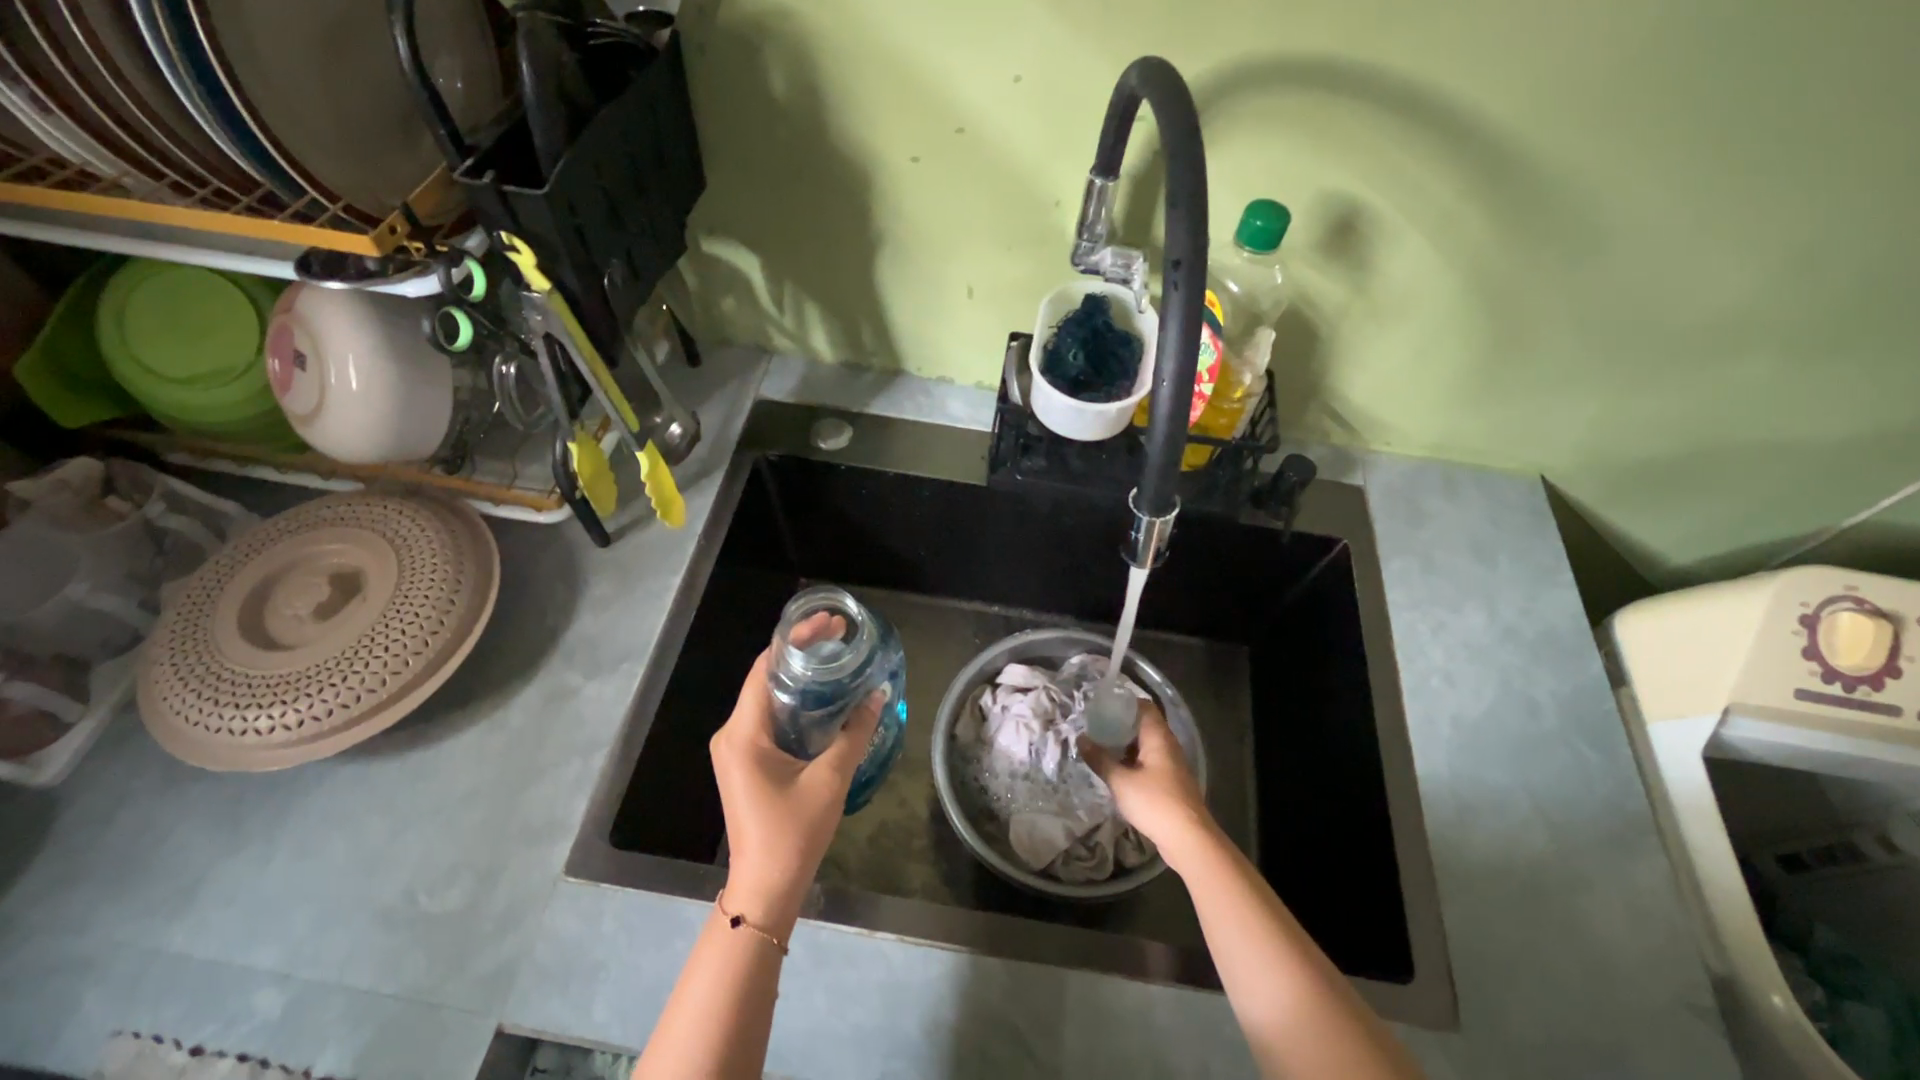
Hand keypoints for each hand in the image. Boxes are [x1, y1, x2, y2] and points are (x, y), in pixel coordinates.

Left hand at [709, 613, 881, 934]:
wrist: (766, 886)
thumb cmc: (794, 832)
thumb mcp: (830, 779)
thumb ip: (854, 733)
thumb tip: (877, 695)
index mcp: (744, 731)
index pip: (765, 667)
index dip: (797, 640)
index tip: (829, 624)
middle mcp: (732, 733)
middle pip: (765, 678)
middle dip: (802, 655)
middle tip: (841, 639)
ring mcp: (736, 749)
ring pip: (767, 699)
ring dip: (799, 680)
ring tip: (837, 662)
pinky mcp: (745, 763)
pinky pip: (768, 720)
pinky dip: (794, 704)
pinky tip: (824, 701)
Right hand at [1079, 700, 1218, 867]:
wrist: (1188, 838)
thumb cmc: (1154, 802)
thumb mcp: (1120, 781)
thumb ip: (1100, 758)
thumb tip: (1081, 739)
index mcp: (1159, 737)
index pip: (1144, 706)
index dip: (1123, 702)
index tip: (1100, 705)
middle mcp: (1168, 745)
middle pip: (1144, 725)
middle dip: (1119, 724)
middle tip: (1093, 726)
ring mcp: (1171, 764)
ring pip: (1145, 745)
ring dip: (1124, 745)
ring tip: (1099, 745)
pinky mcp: (1170, 782)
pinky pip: (1149, 762)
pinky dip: (1132, 761)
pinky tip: (1115, 769)